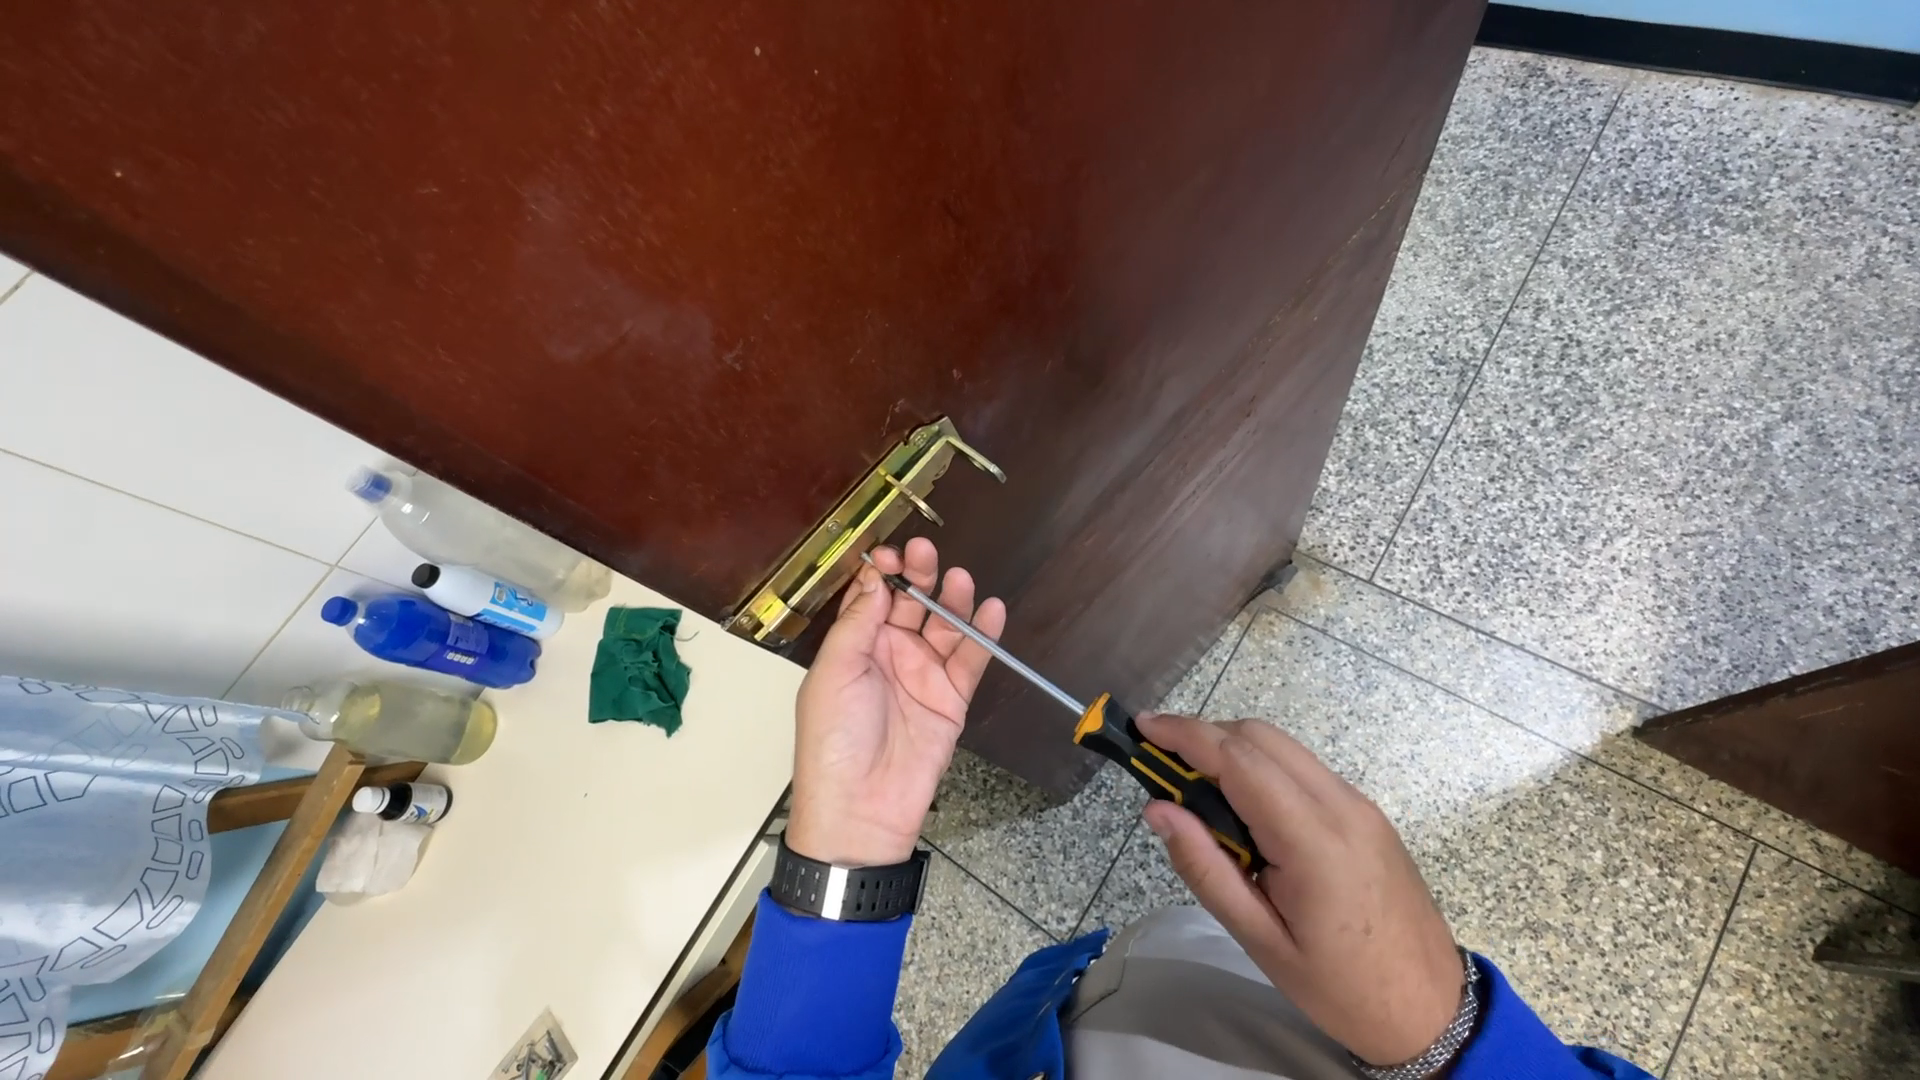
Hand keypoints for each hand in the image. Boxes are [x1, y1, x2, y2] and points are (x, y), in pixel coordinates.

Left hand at [787, 538, 1005, 867]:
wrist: (862, 809)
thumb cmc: (833, 743)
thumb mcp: (833, 674)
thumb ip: (857, 623)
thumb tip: (876, 579)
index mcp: (853, 648)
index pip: (870, 598)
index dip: (882, 572)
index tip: (891, 553)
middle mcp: (888, 655)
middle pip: (909, 604)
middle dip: (918, 576)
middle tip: (926, 553)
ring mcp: (922, 676)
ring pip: (943, 626)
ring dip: (952, 601)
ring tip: (960, 579)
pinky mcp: (951, 698)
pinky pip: (971, 660)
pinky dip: (983, 635)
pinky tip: (990, 610)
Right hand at [1136, 713, 1464, 1067]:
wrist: (1434, 1011)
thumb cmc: (1339, 986)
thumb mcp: (1259, 938)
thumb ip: (1204, 867)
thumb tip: (1157, 809)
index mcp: (1312, 839)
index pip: (1237, 759)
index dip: (1184, 735)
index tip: (1142, 727)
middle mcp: (1340, 804)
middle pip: (1258, 737)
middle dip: (1203, 735)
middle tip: (1160, 764)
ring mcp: (1358, 803)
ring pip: (1281, 746)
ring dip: (1230, 748)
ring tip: (1193, 785)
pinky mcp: (1364, 810)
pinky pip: (1300, 766)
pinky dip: (1259, 765)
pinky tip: (1240, 803)